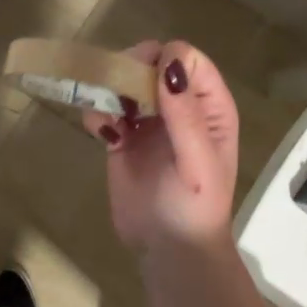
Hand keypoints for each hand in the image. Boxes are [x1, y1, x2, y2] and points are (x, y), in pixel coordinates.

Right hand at [82, 40, 239, 256]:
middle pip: (152, 62)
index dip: (165, 60)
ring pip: (124, 81)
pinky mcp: (122, 137)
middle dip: (131, 70)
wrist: (168, 248)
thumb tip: (169, 60)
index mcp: (209, 106)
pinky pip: (105, 108)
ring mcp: (149, 121)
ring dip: (109, 89)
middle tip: (120, 97)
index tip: (144, 81)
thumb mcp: (197, 160)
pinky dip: (97, 112)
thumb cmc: (194, 206)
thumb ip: (185, 112)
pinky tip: (103, 135)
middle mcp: (179, 106)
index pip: (188, 58)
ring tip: (109, 119)